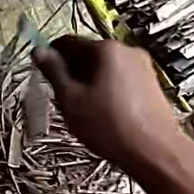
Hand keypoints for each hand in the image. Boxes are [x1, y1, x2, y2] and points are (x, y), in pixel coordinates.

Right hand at [32, 36, 190, 175]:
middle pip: (88, 53)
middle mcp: (127, 50)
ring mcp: (143, 67)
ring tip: (84, 110)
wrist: (155, 152)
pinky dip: (107, 90)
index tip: (43, 75)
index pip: (68, 42)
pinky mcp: (151, 84)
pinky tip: (104, 114)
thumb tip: (39, 51)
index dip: (51, 57)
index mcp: (106, 49)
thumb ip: (53, 72)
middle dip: (72, 73)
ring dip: (89, 83)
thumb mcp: (71, 99)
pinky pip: (120, 79)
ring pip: (105, 68)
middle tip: (63, 98)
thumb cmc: (109, 126)